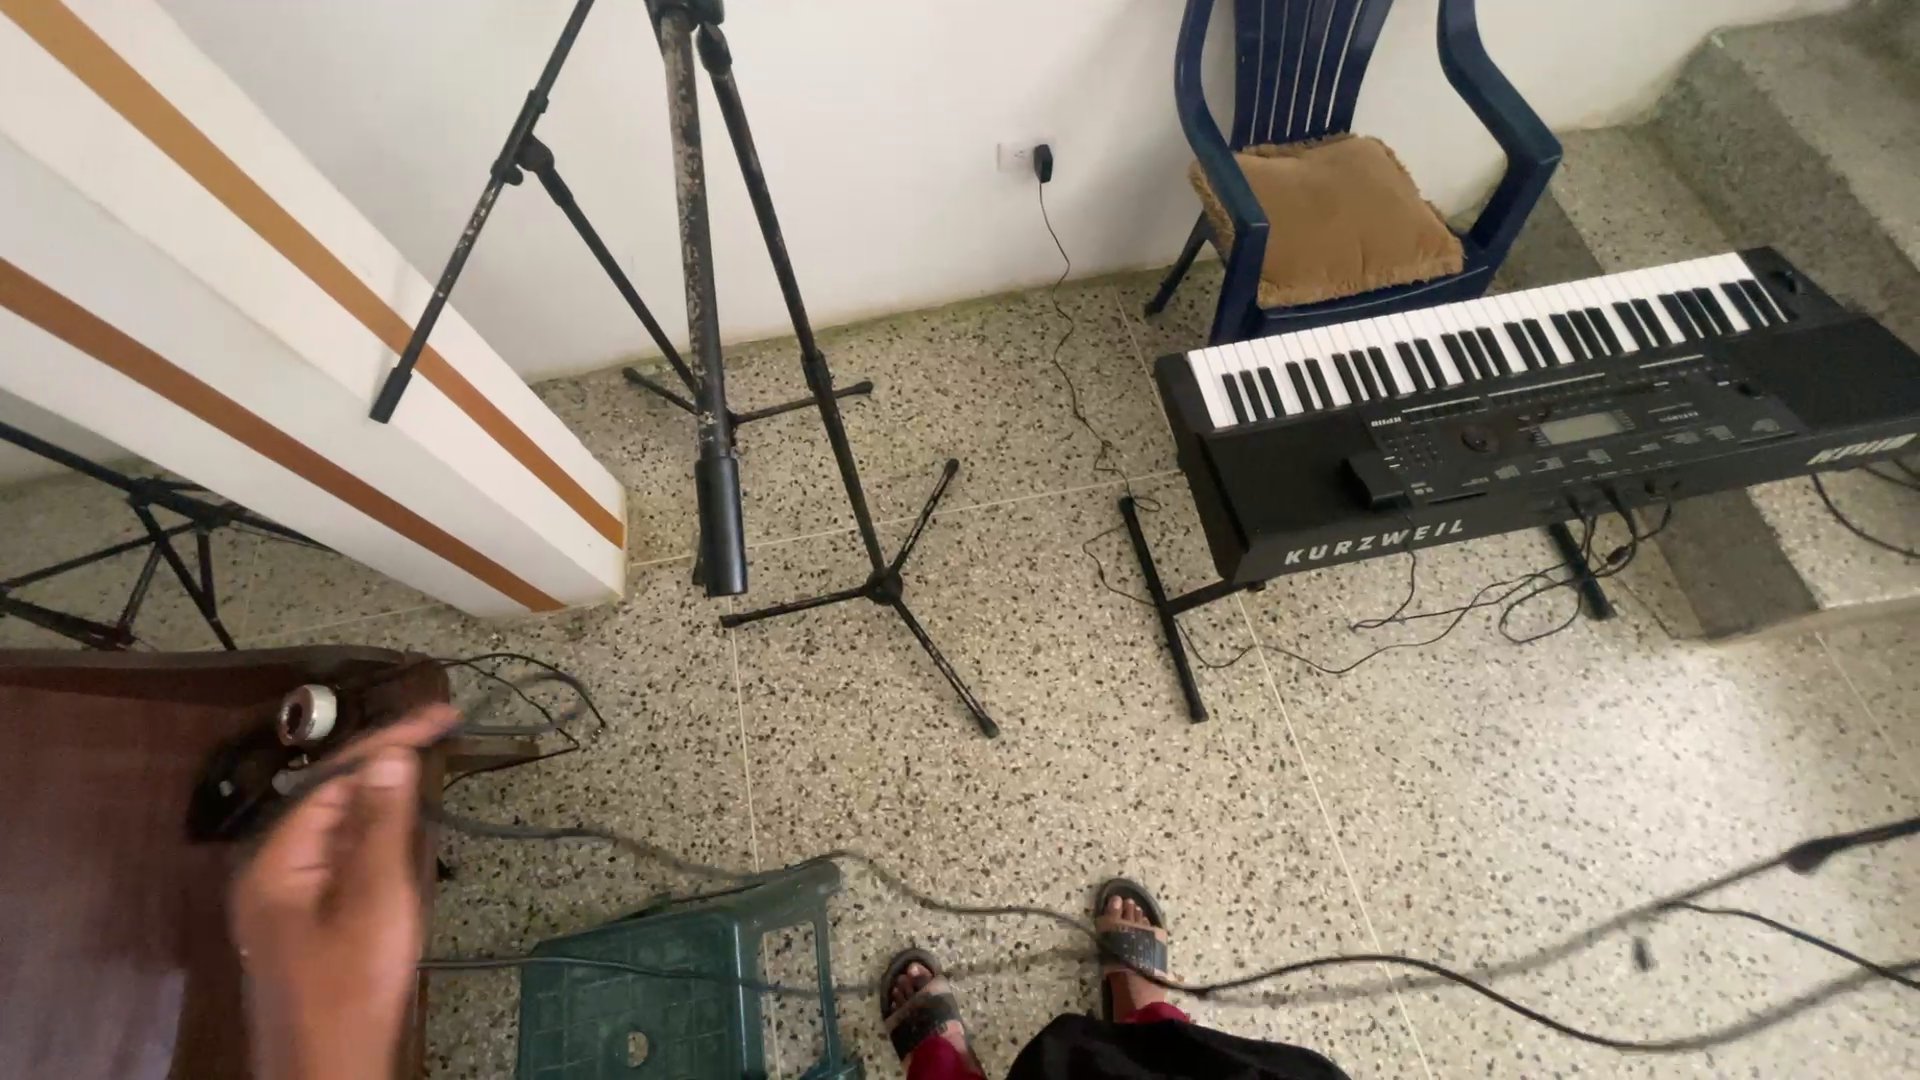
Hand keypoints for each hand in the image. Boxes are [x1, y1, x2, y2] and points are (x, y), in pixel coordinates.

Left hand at [230, 705, 460, 1079]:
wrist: (334, 1061)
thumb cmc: (355, 977)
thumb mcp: (376, 895)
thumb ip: (384, 823)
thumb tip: (393, 756)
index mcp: (279, 861)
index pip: (335, 779)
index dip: (387, 741)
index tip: (441, 716)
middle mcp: (279, 868)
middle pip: (337, 795)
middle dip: (388, 759)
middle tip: (444, 726)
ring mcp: (296, 891)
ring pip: (347, 821)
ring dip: (390, 790)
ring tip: (434, 757)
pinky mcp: (318, 909)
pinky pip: (352, 849)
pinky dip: (386, 825)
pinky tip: (412, 821)